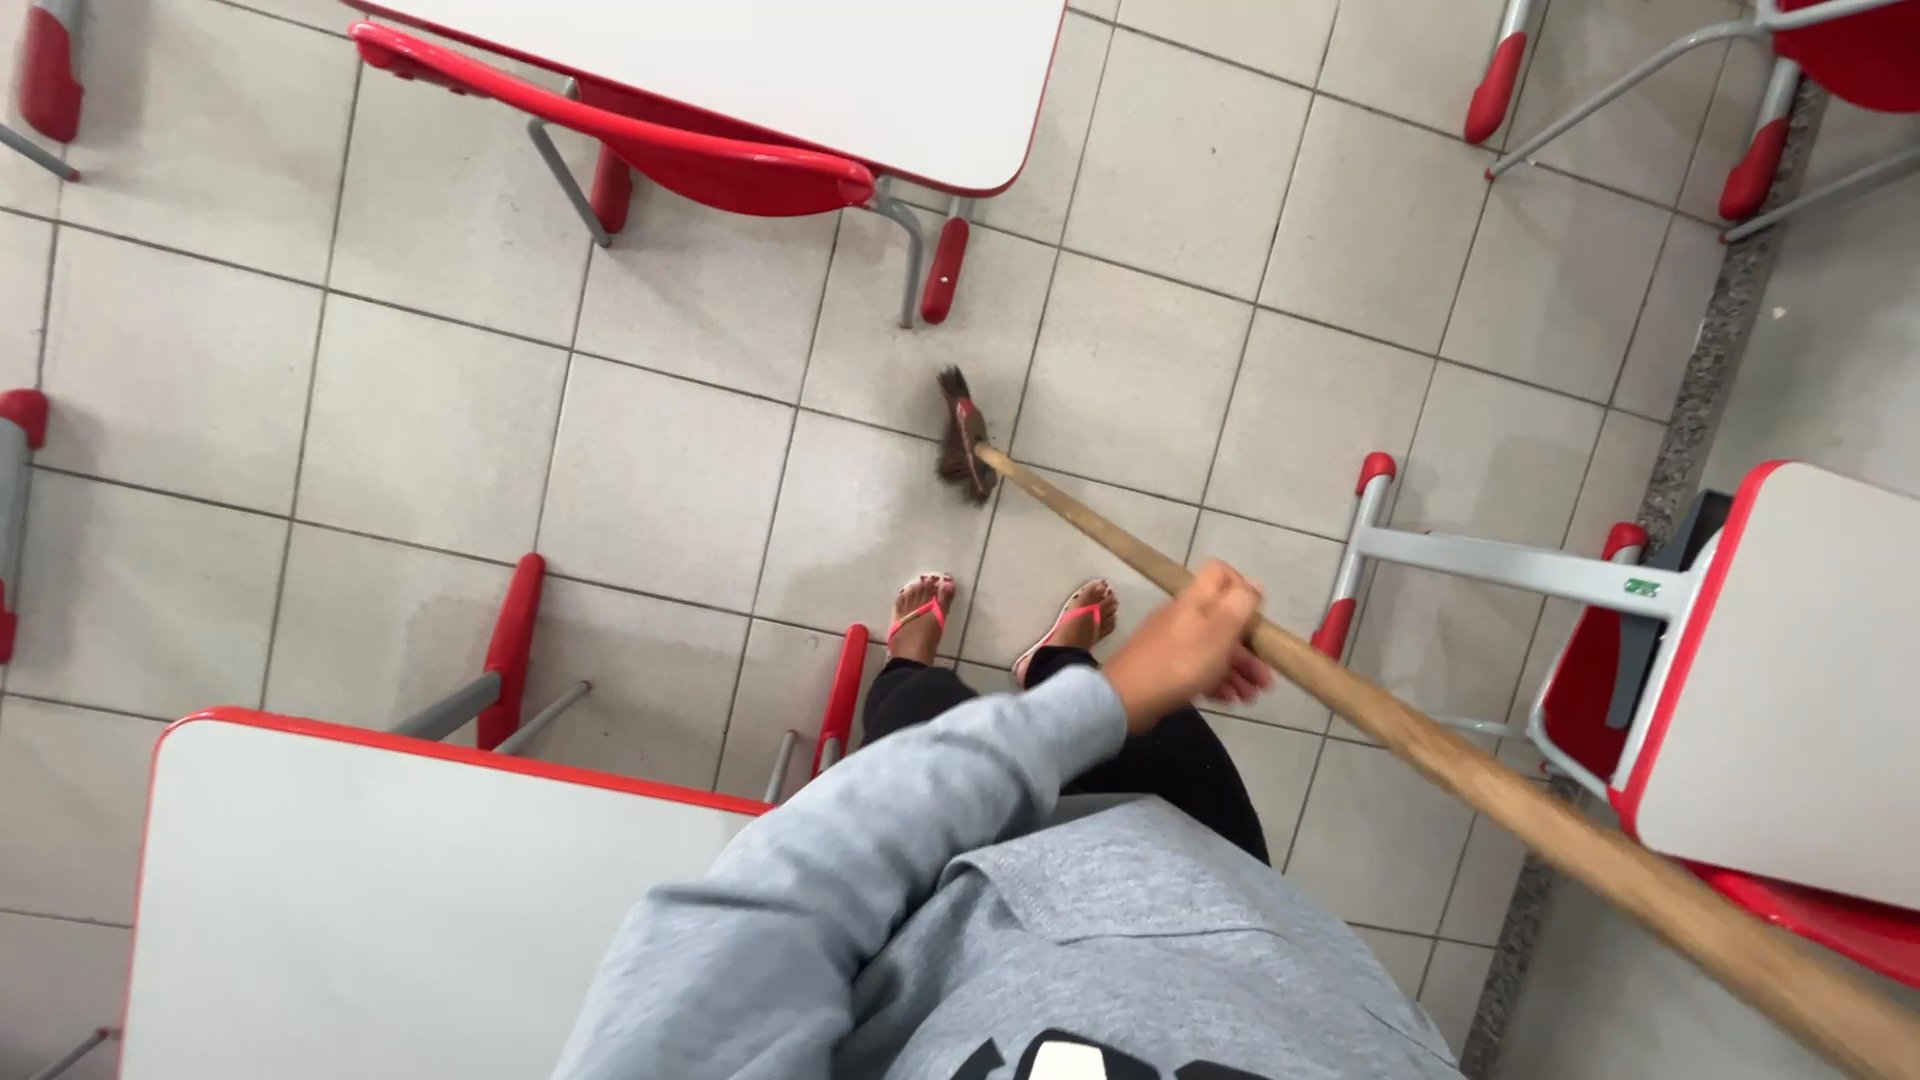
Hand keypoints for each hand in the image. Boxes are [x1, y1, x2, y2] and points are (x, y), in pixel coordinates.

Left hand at [1103, 561, 1274, 733]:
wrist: (1128, 696)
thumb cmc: (1181, 661)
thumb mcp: (1220, 630)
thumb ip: (1240, 603)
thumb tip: (1253, 584)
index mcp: (1195, 600)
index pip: (1219, 573)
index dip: (1242, 587)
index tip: (1257, 616)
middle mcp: (1183, 615)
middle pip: (1222, 620)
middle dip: (1249, 648)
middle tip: (1266, 678)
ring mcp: (1171, 642)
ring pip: (1212, 648)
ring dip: (1237, 670)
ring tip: (1252, 696)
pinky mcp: (1164, 667)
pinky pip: (1197, 669)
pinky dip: (1216, 681)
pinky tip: (1229, 700)